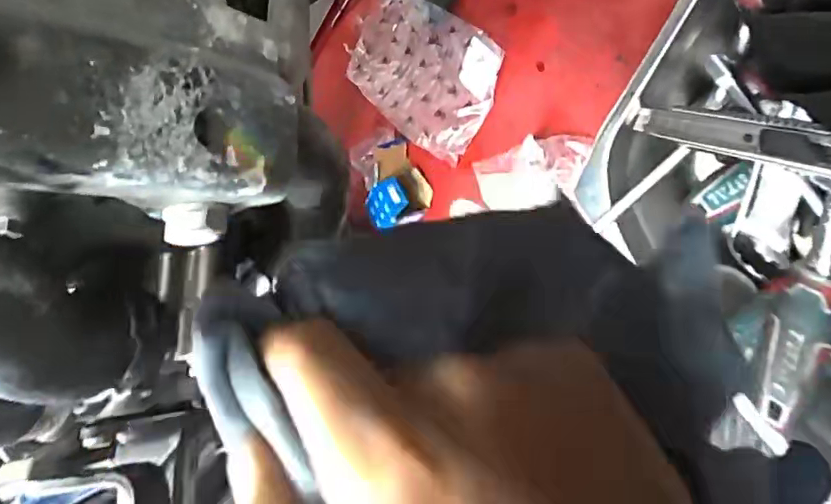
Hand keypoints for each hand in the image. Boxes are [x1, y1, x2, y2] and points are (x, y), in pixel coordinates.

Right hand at [230, 318, 694, 503]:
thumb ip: (290, 497)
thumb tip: (255, 433)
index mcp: (394, 448)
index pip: (302, 343)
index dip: (287, 361)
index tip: (291, 380)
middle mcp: (455, 381)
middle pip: (380, 363)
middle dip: (382, 403)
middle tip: (419, 469)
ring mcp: (524, 361)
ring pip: (447, 364)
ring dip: (452, 404)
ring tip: (492, 466)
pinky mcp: (575, 362)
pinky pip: (509, 365)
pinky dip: (510, 397)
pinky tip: (541, 451)